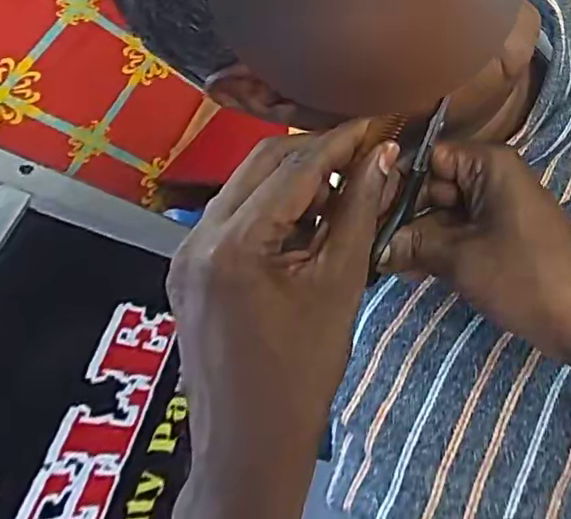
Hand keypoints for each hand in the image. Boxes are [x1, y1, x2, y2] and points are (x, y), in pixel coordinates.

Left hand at [169, 121, 399, 518]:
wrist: (250, 446)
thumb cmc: (303, 370)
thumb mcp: (341, 281)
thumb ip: (360, 207)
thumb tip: (382, 154)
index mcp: (234, 243)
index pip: (296, 167)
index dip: (342, 140)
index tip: (376, 123)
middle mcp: (199, 237)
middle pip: (265, 163)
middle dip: (318, 150)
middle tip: (363, 150)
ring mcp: (188, 252)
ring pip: (249, 184)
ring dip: (297, 176)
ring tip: (344, 182)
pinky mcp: (191, 267)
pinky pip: (238, 213)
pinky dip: (277, 204)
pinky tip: (311, 215)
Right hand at [377, 139, 570, 362]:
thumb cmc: (524, 276)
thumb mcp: (461, 259)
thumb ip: (414, 244)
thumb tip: (375, 245)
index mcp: (489, 163)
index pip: (430, 158)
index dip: (398, 182)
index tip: (365, 211)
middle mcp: (493, 174)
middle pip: (435, 184)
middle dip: (404, 213)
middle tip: (367, 243)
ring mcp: (498, 204)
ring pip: (445, 210)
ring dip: (418, 234)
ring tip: (381, 261)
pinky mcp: (502, 231)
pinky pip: (462, 229)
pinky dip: (439, 245)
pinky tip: (409, 269)